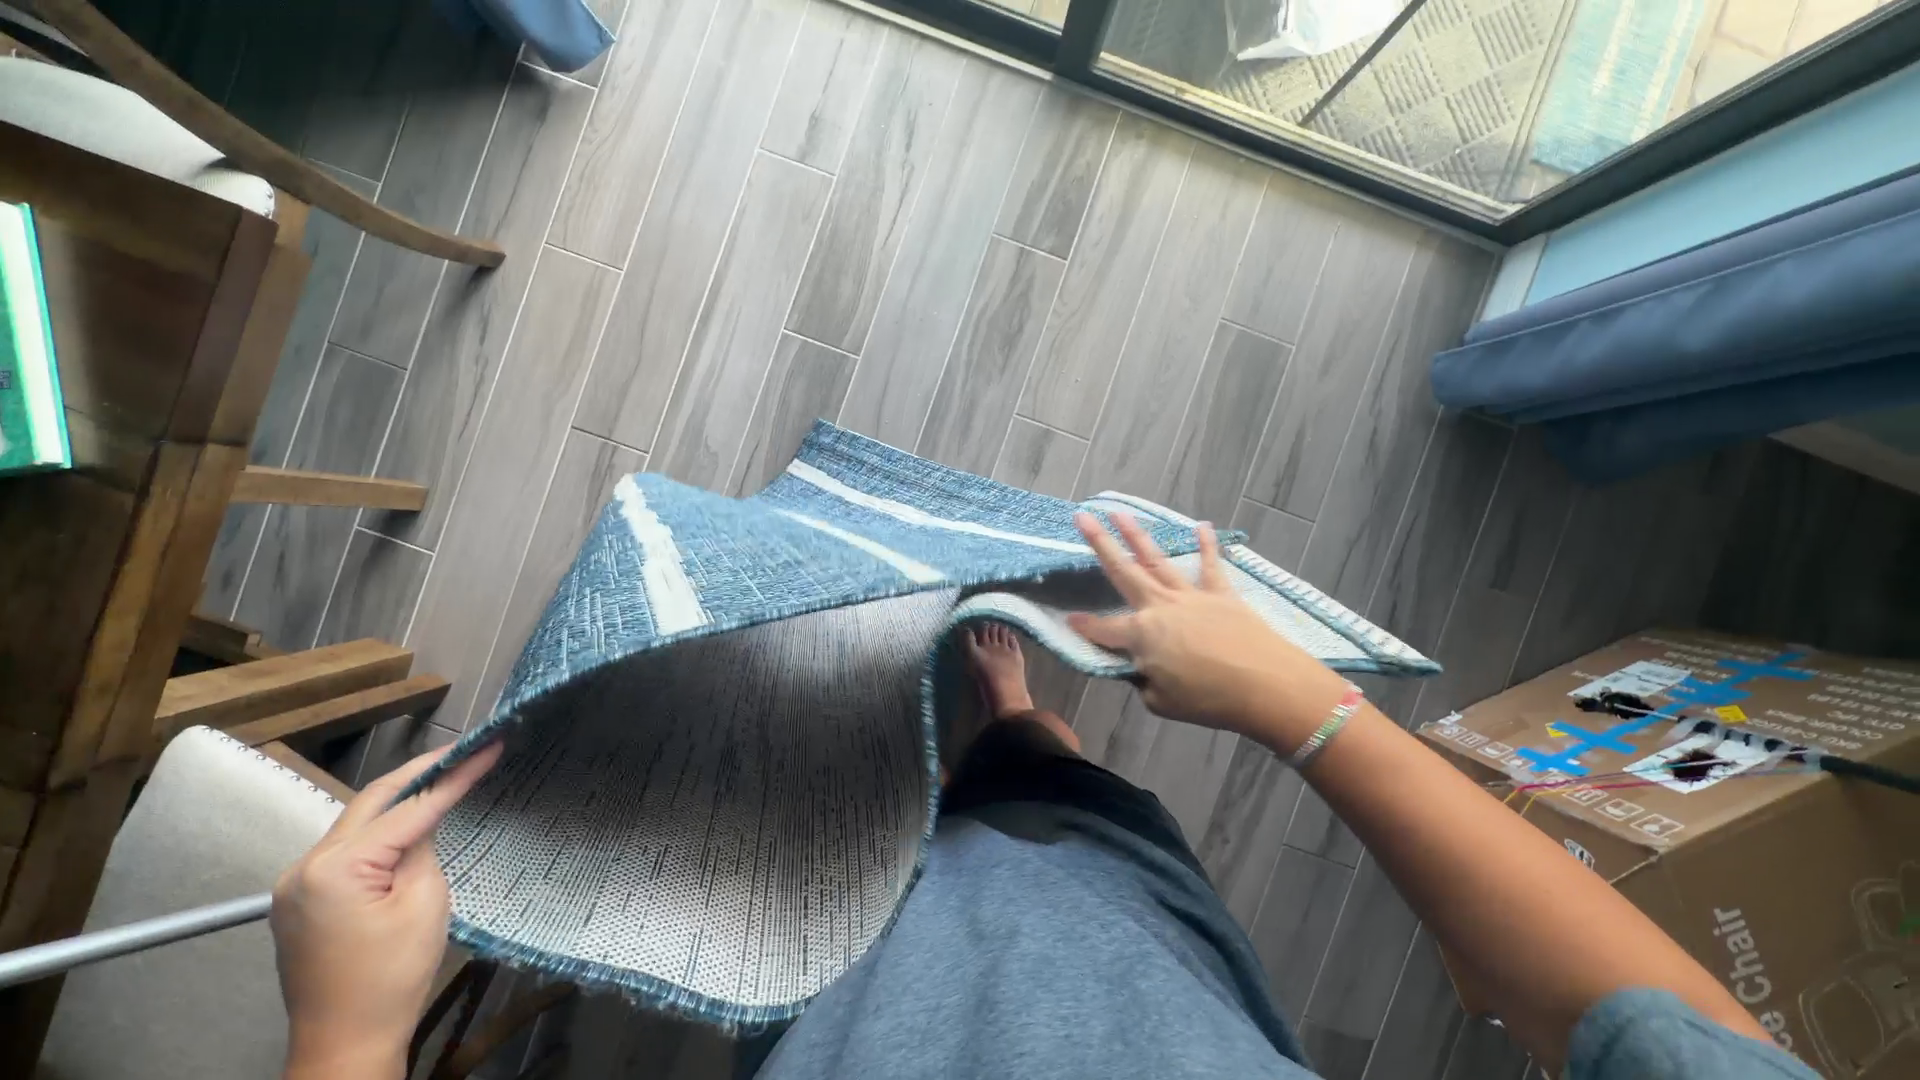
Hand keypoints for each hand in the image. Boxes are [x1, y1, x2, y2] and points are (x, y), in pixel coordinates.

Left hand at [271, 742, 500, 1078]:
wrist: (345, 1044)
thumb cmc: (392, 977)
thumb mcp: (425, 901)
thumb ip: (421, 847)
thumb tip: (425, 819)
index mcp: (335, 867)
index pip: (409, 806)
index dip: (454, 775)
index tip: (488, 747)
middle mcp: (303, 866)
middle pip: (371, 801)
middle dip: (422, 772)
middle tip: (467, 751)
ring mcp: (295, 884)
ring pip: (357, 822)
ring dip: (401, 799)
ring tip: (446, 776)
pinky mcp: (300, 900)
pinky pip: (346, 848)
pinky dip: (381, 829)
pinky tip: (409, 821)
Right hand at [1067, 512, 1350, 750]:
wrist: (1266, 684)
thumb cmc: (1209, 699)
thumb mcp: (1161, 702)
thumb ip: (1145, 680)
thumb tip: (1145, 667)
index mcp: (1141, 635)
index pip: (1102, 629)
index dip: (1083, 627)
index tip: (1067, 619)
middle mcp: (1159, 606)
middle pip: (1122, 572)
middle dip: (1099, 543)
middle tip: (1081, 517)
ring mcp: (1190, 596)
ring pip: (1157, 560)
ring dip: (1137, 535)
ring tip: (1120, 513)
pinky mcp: (1221, 595)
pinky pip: (1211, 566)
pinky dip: (1208, 546)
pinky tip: (1202, 526)